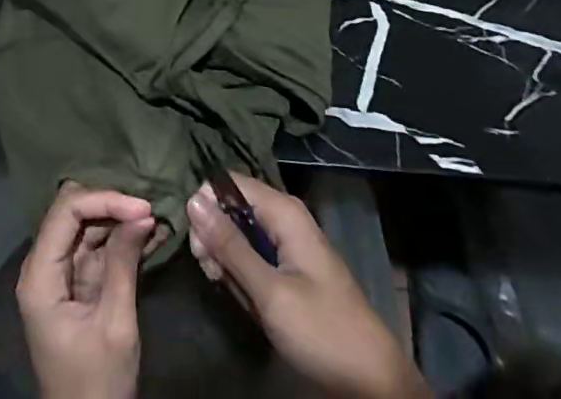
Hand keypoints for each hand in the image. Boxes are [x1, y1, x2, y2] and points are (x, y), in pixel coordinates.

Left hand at [18, 182, 156, 398]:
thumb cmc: (96, 382)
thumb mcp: (115, 323)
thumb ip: (124, 263)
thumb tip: (143, 213)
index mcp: (40, 276)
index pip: (66, 211)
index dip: (105, 199)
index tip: (144, 208)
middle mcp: (44, 267)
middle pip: (74, 211)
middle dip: (113, 205)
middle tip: (151, 211)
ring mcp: (61, 273)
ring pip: (89, 224)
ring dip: (123, 219)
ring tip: (159, 218)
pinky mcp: (79, 282)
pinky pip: (100, 246)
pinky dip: (124, 237)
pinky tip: (153, 234)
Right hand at [188, 175, 430, 398]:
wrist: (368, 376)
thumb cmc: (320, 329)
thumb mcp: (269, 291)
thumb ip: (230, 245)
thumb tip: (193, 199)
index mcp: (285, 211)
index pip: (230, 183)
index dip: (206, 205)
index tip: (196, 244)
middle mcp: (285, 217)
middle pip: (232, 207)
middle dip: (213, 235)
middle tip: (209, 271)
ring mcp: (287, 242)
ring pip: (239, 233)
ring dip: (224, 258)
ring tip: (223, 285)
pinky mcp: (287, 266)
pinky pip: (252, 254)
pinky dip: (239, 271)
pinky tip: (238, 292)